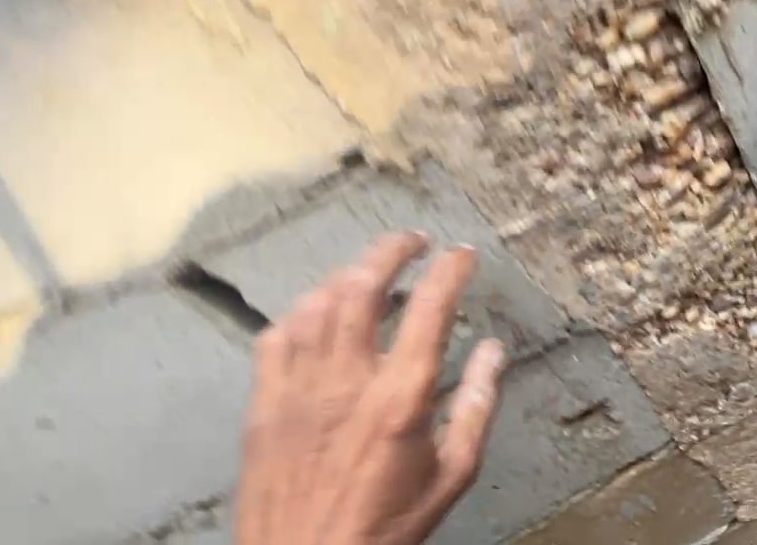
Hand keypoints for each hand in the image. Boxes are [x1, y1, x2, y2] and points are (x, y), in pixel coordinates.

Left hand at [235, 233, 507, 544]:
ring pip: (318, 303)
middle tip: (416, 240)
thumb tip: (495, 349)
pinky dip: (302, 312)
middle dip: (393, 249)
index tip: (463, 254)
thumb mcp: (454, 473)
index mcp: (401, 397)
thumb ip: (478, 405)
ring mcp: (297, 392)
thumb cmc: (388, 525)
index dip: (451, 268)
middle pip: (363, 286)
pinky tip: (320, 315)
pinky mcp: (262, 407)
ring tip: (372, 271)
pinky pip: (275, 337)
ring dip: (350, 274)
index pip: (431, 307)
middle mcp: (347, 381)